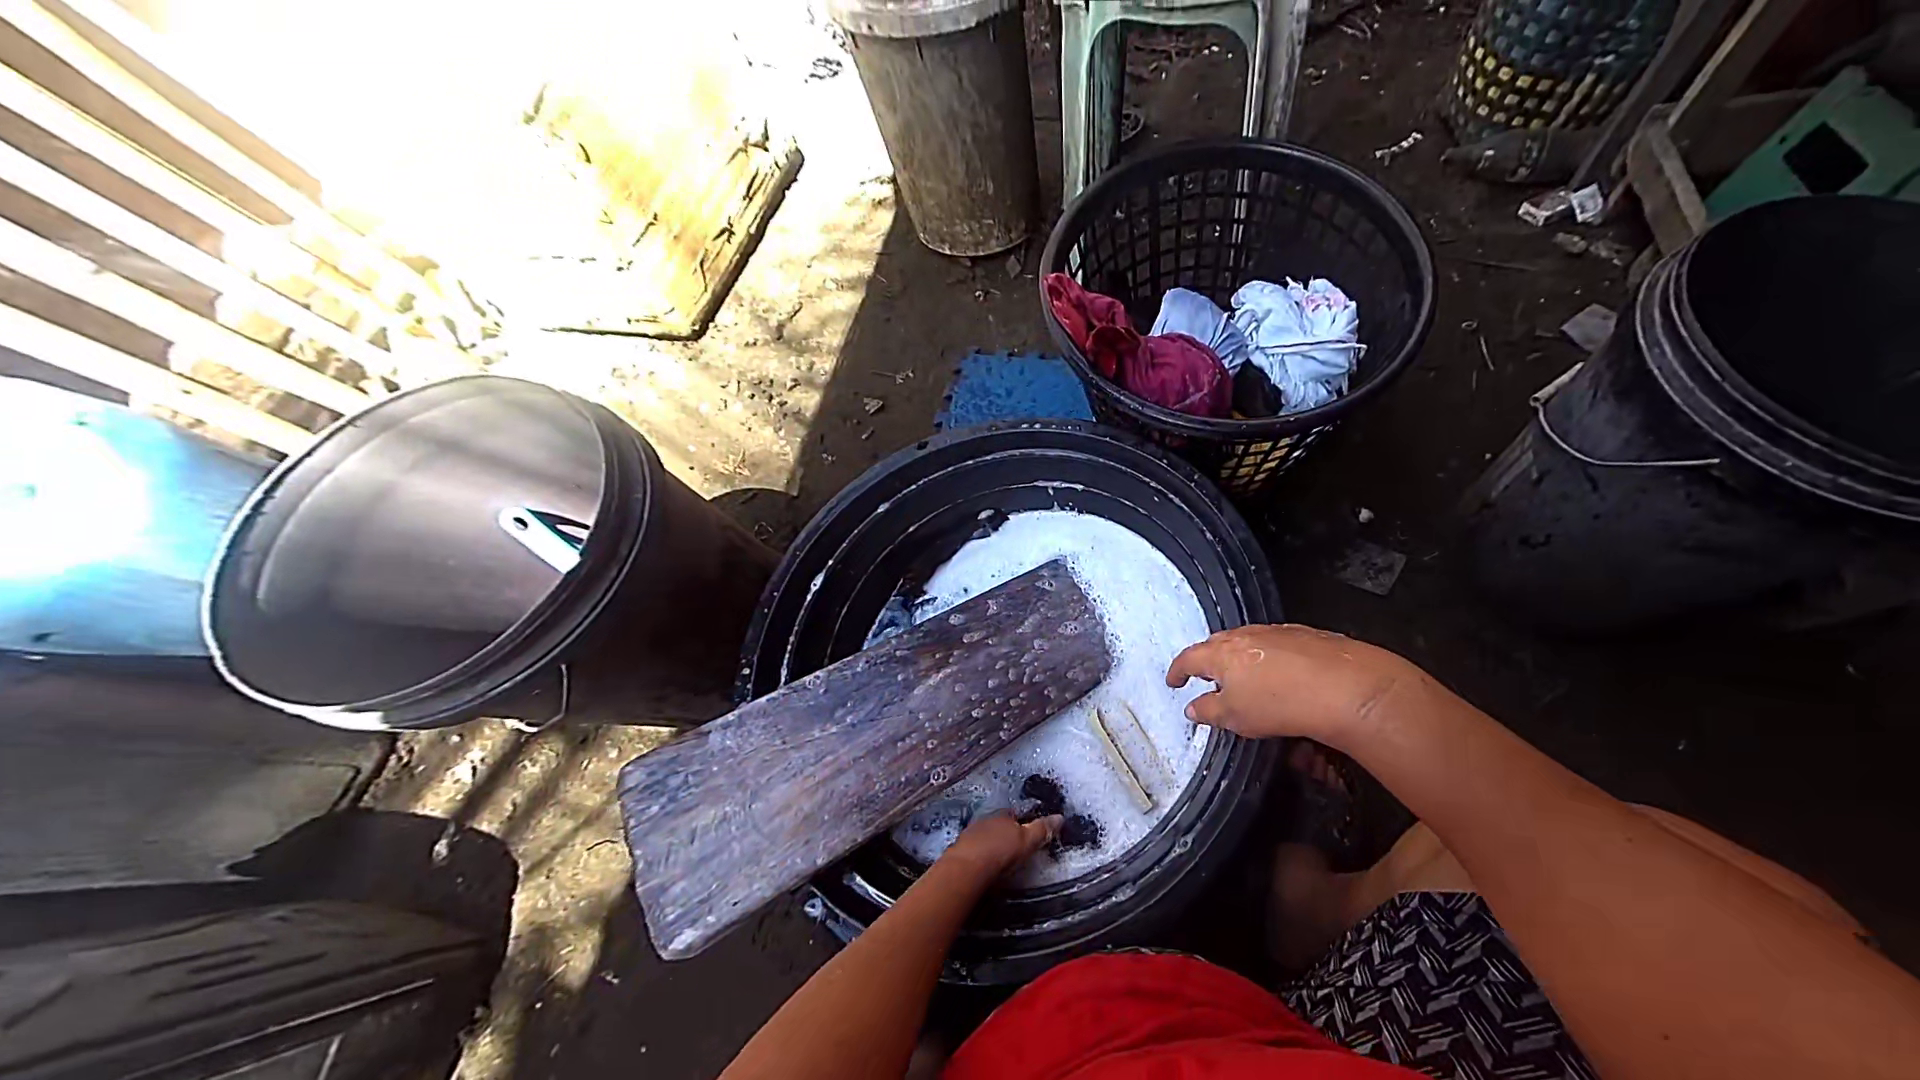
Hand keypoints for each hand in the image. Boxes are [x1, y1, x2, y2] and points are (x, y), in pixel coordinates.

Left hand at [935, 811, 1060, 882]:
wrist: (968, 869)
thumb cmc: (1001, 852)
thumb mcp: (1028, 841)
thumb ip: (1042, 829)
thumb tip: (1060, 818)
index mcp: (1002, 814)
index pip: (1014, 813)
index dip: (1022, 822)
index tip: (1028, 831)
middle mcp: (984, 820)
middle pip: (998, 824)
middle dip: (1005, 833)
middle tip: (1014, 847)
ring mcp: (970, 835)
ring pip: (984, 837)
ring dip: (991, 844)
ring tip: (999, 859)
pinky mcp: (960, 852)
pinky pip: (974, 850)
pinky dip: (980, 856)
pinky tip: (984, 866)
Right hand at [1165, 624, 1424, 741]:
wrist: (1347, 688)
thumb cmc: (1287, 701)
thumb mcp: (1235, 717)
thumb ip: (1208, 711)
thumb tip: (1194, 709)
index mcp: (1220, 653)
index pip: (1188, 659)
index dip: (1177, 671)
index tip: (1175, 679)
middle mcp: (1245, 636)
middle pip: (1216, 645)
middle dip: (1208, 661)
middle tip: (1208, 679)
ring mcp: (1276, 633)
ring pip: (1247, 643)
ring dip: (1241, 660)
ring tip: (1248, 684)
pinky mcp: (1305, 636)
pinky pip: (1277, 645)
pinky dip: (1270, 660)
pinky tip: (1282, 679)